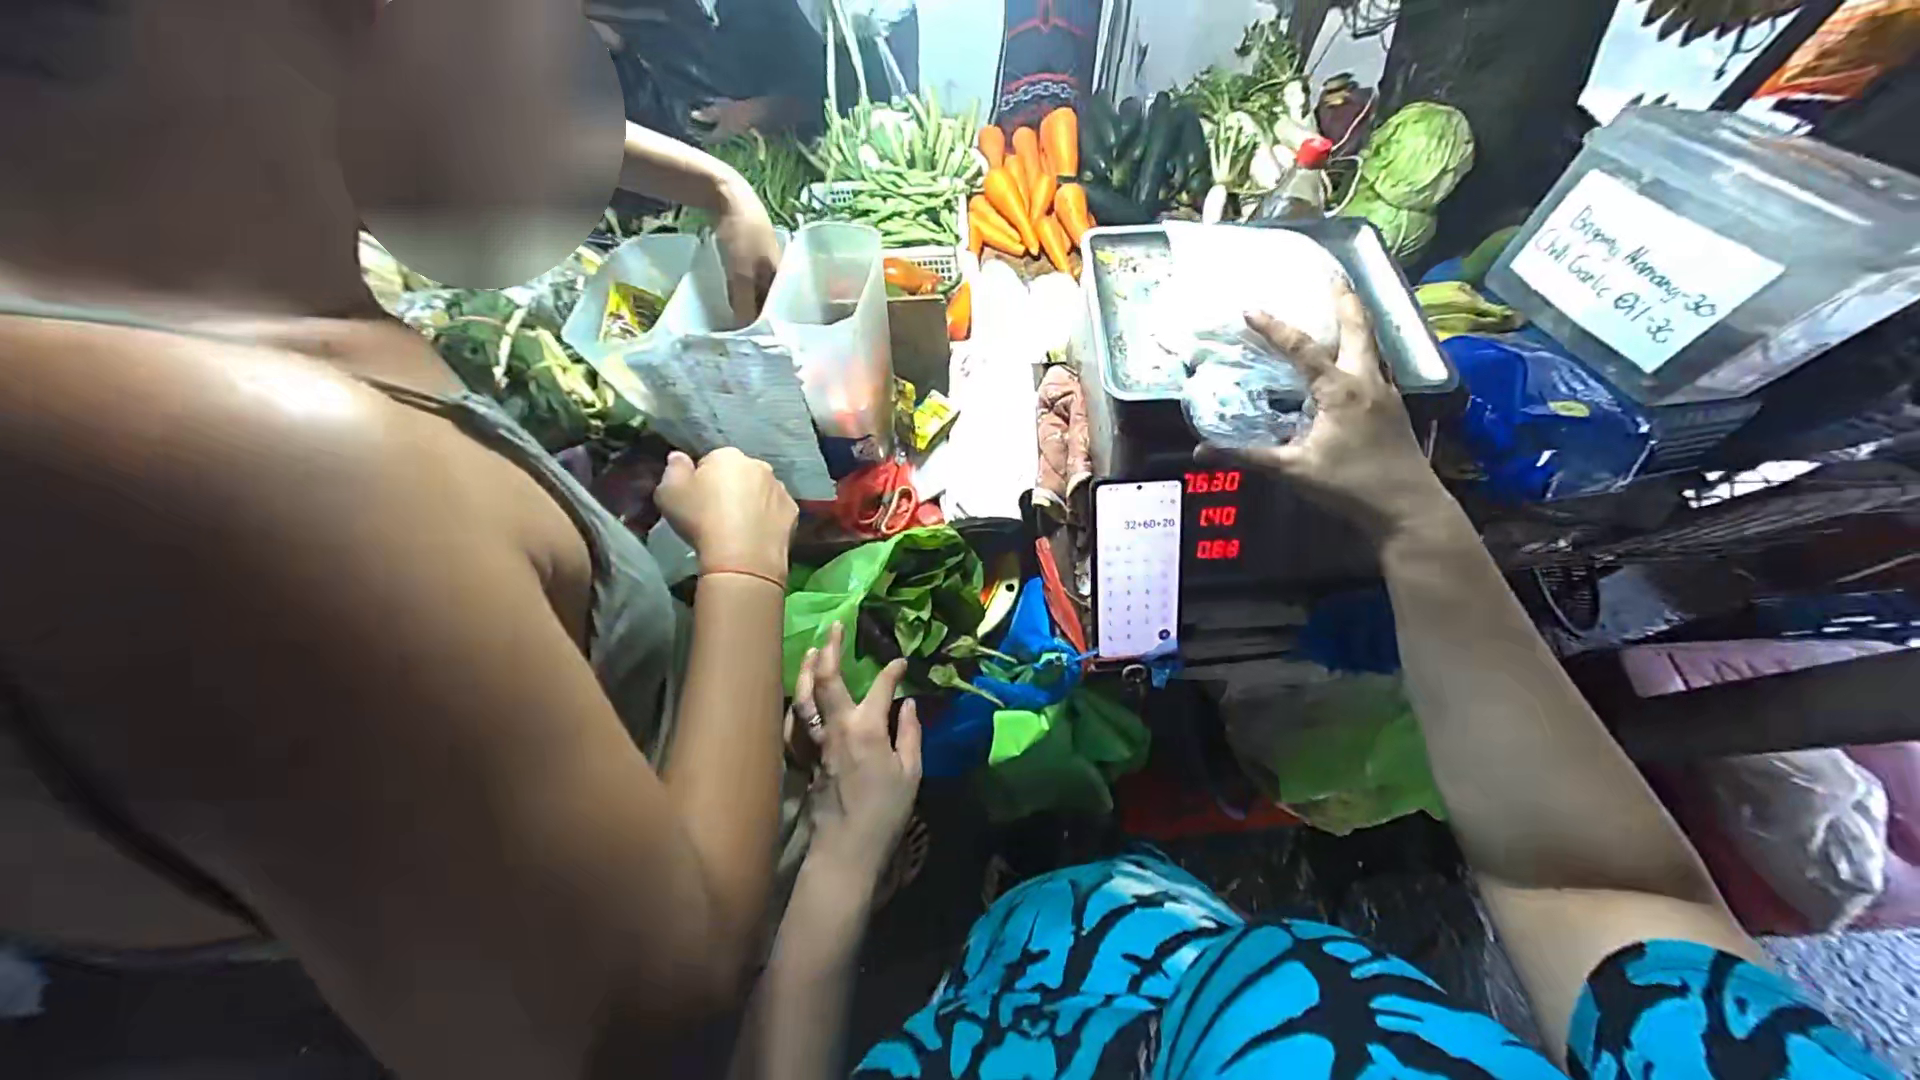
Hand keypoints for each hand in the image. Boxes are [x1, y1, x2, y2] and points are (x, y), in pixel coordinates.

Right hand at [654, 447, 796, 580]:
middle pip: (740, 474)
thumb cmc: (701, 520)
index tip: (697, 500)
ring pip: (761, 491)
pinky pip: (776, 511)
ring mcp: (780, 488)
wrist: (742, 558)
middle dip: (730, 488)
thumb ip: (674, 469)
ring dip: (752, 502)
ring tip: (738, 529)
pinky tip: (756, 536)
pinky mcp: (793, 511)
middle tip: (717, 515)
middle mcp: (759, 466)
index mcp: (728, 456)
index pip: (711, 461)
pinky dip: (768, 519)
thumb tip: (679, 457)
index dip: (702, 481)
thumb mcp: (668, 492)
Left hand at [713, 174, 780, 325]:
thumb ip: (745, 302)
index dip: (776, 326)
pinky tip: (736, 305)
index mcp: (787, 278)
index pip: (786, 311)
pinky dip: (745, 297)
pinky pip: (752, 287)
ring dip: (753, 309)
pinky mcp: (754, 261)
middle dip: (764, 320)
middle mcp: (781, 275)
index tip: (764, 342)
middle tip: (750, 339)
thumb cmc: (741, 235)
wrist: (727, 196)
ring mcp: (768, 267)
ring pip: (762, 296)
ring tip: (742, 326)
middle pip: (774, 305)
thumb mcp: (741, 272)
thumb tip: (746, 331)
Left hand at [794, 623, 920, 880]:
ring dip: (807, 669)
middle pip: (826, 678)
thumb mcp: (911, 772)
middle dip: (831, 648)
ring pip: (804, 696)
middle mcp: (836, 727)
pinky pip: (794, 724)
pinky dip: (796, 704)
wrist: (846, 849)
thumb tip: (908, 705)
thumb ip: (910, 733)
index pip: (882, 686)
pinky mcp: (804, 758)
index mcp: (867, 728)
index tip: (901, 663)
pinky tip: (799, 696)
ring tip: (813, 649)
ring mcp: (815, 742)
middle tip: (837, 626)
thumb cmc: (885, 812)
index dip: (893, 670)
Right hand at [1202, 280, 1451, 539]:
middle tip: (1332, 275)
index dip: (1274, 329)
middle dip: (1343, 299)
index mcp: (1340, 391)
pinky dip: (1361, 351)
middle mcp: (1367, 382)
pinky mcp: (1391, 409)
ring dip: (1356, 322)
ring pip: (1371, 345)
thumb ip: (1246, 456)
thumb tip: (1201, 451)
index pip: (1302, 350)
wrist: (1407, 507)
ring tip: (1342, 306)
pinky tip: (1351, 362)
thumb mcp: (1292, 470)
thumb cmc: (1349, 485)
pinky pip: (1375, 367)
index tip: (1251, 309)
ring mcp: (1385, 394)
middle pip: (1358, 328)